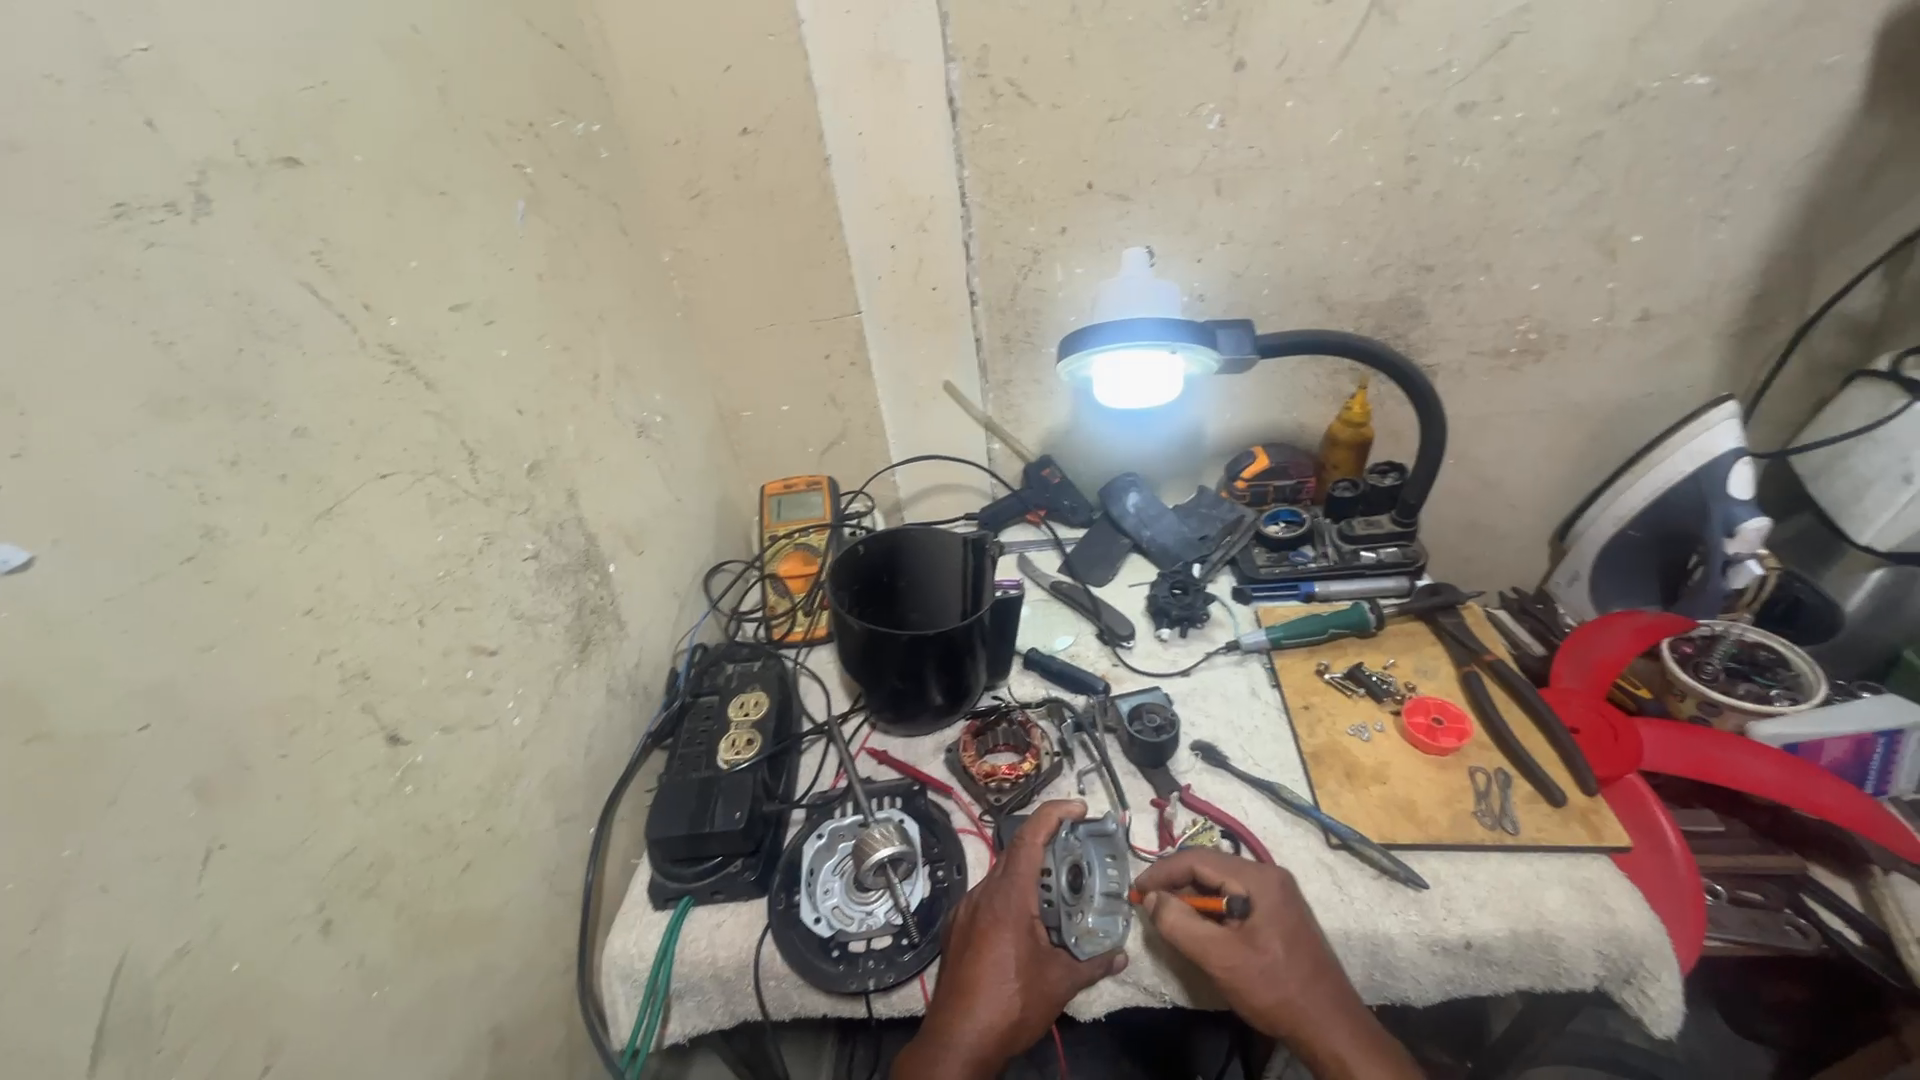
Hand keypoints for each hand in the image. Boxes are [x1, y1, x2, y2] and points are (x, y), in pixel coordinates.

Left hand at [893, 800, 1127, 1079]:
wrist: (957, 1041)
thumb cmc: (1010, 1005)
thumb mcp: (1059, 984)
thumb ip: (1092, 963)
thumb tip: (1120, 955)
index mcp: (1007, 897)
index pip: (1028, 837)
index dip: (1052, 814)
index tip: (1077, 808)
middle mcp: (982, 894)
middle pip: (1015, 854)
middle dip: (1046, 844)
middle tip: (1077, 850)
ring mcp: (965, 911)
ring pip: (1000, 878)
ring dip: (1029, 875)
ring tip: (1058, 889)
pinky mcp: (956, 929)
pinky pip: (987, 899)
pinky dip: (1011, 897)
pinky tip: (1028, 922)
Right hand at [1131, 850, 1419, 1079]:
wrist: (1331, 1028)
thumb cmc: (1275, 989)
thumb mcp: (1220, 958)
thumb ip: (1179, 924)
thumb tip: (1151, 899)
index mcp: (1259, 877)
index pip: (1197, 859)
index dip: (1161, 873)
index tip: (1136, 892)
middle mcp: (1269, 876)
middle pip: (1209, 868)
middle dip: (1176, 885)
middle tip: (1149, 907)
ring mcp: (1276, 895)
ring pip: (1220, 885)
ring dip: (1192, 899)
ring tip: (1168, 920)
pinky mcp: (1277, 915)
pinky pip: (1234, 900)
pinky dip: (1210, 911)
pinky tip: (1199, 930)